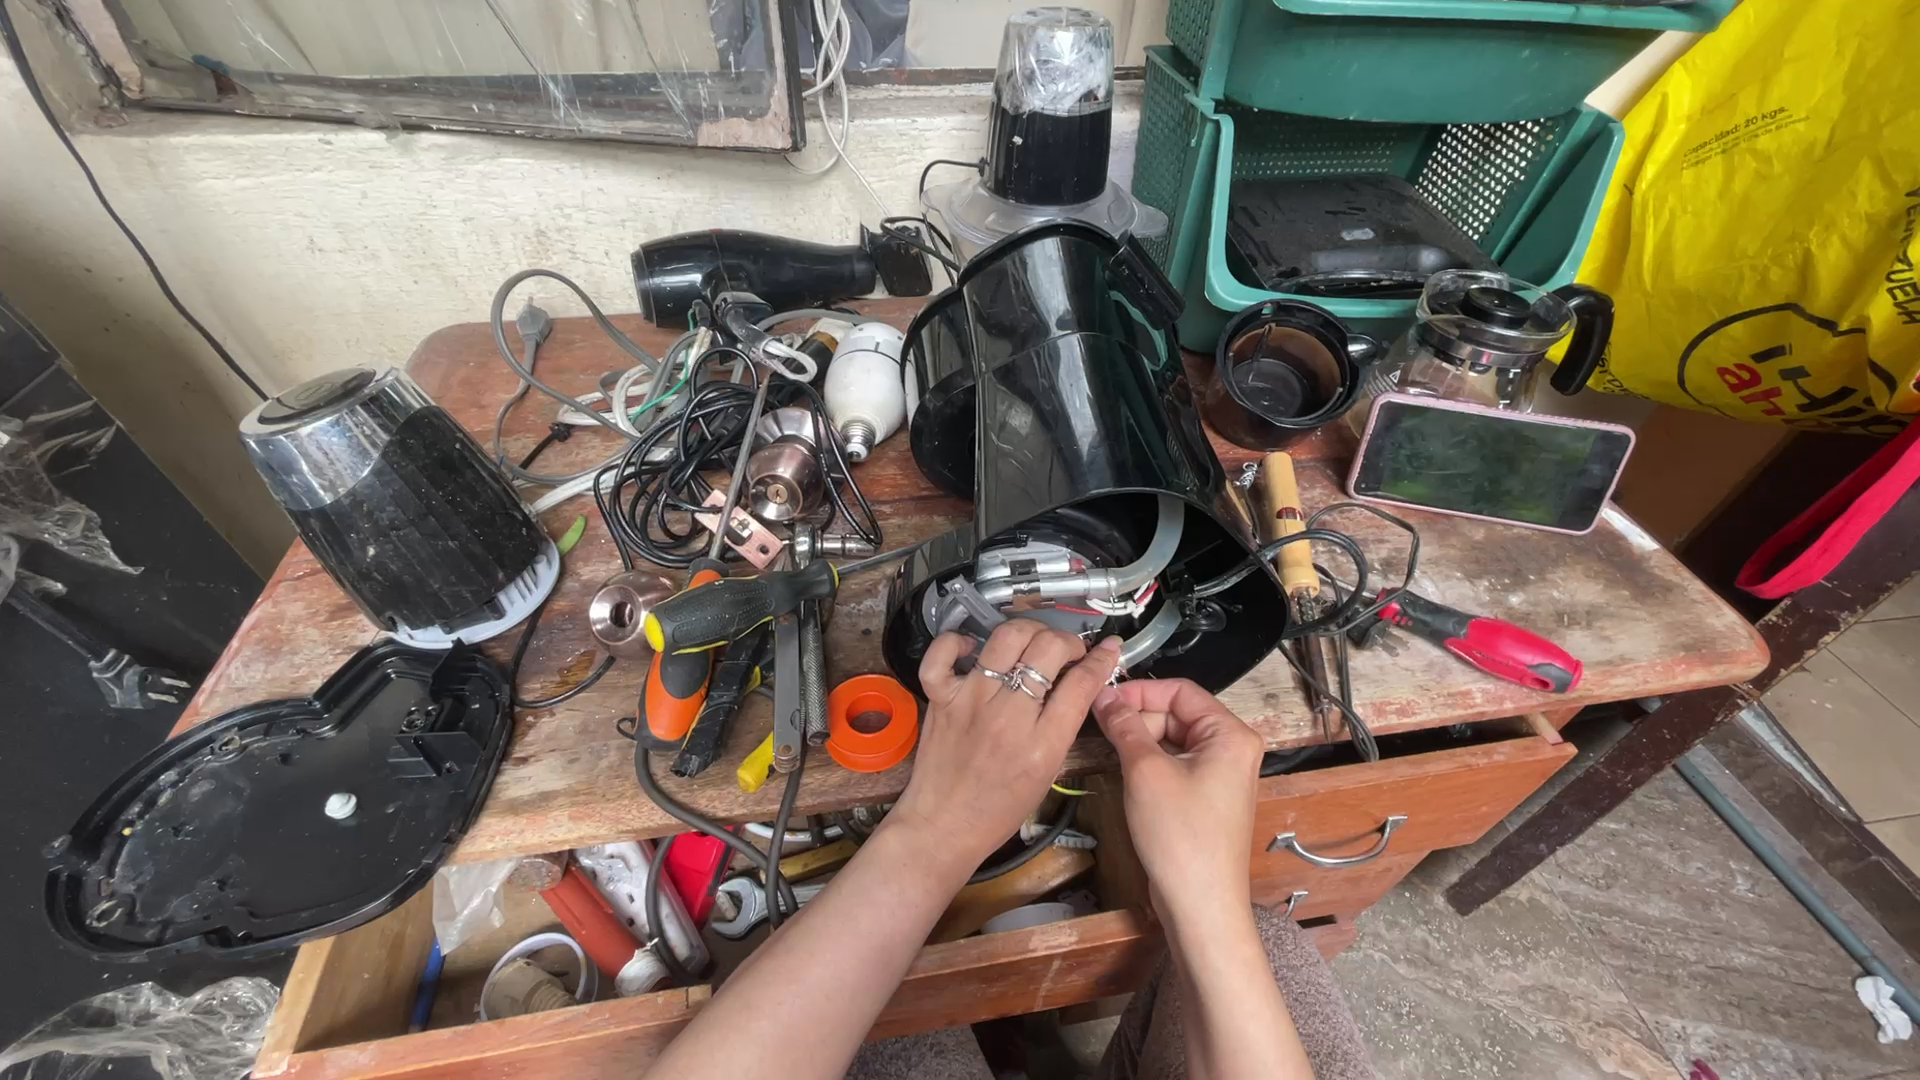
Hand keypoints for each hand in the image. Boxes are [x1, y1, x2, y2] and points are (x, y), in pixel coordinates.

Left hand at [885, 623, 1122, 880]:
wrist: (943, 827)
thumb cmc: (999, 808)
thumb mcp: (1047, 771)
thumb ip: (1063, 724)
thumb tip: (1081, 681)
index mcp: (1042, 744)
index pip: (1081, 683)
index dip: (1101, 659)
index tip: (1106, 650)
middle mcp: (1007, 715)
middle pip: (1047, 648)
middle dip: (1067, 641)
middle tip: (1067, 650)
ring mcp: (970, 700)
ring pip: (1005, 638)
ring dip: (1027, 631)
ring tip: (1032, 642)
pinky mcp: (940, 697)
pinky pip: (942, 652)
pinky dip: (957, 641)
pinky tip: (974, 649)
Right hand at [1091, 679, 1264, 927]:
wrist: (1200, 905)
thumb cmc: (1179, 833)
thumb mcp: (1145, 770)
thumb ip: (1124, 725)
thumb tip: (1104, 694)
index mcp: (1230, 734)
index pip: (1180, 690)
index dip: (1139, 691)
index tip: (1103, 699)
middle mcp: (1232, 748)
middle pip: (1176, 713)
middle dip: (1137, 716)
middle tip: (1099, 726)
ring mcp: (1220, 774)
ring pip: (1172, 738)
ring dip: (1139, 739)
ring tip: (1107, 747)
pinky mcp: (1206, 796)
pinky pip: (1175, 762)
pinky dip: (1149, 760)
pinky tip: (1124, 768)